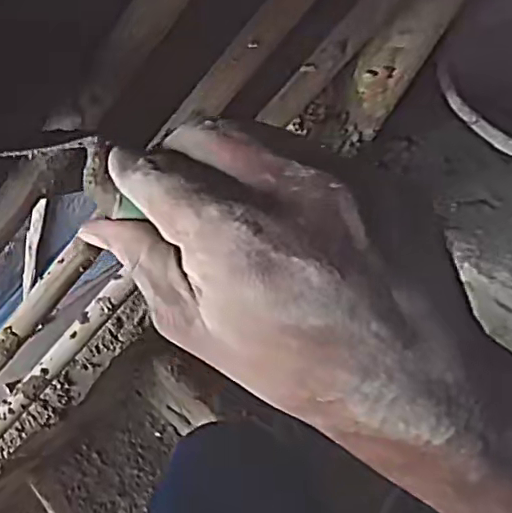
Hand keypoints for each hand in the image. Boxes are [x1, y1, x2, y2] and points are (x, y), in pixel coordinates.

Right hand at [78, 120, 504, 449]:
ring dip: (214, 155)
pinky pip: (298, 148)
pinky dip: (264, 167)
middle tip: (162, 190)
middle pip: (198, 133)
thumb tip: (100, 227)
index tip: (115, 171)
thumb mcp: (193, 325)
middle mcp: (285, 191)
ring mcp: (339, 177)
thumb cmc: (292, 366)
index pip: (154, 173)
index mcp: (231, 237)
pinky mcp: (376, 175)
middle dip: (167, 154)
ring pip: (248, 132)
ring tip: (214, 198)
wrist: (411, 381)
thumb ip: (143, 263)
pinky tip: (269, 209)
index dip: (124, 171)